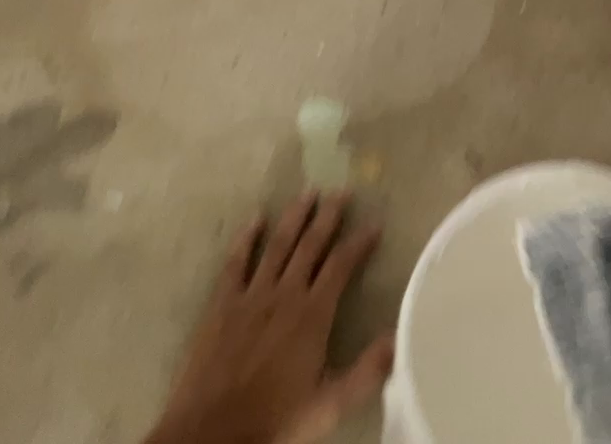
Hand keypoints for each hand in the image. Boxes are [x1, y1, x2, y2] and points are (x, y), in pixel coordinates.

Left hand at [148, 192, 395, 443]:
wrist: (211, 435)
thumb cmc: (274, 420)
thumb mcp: (329, 404)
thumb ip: (366, 371)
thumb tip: (399, 336)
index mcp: (313, 314)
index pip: (341, 265)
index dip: (359, 242)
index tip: (375, 223)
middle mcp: (284, 295)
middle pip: (310, 246)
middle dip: (329, 217)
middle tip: (343, 190)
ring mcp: (250, 297)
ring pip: (277, 246)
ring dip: (294, 218)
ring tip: (308, 192)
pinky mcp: (221, 306)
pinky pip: (235, 263)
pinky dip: (246, 240)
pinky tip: (255, 220)